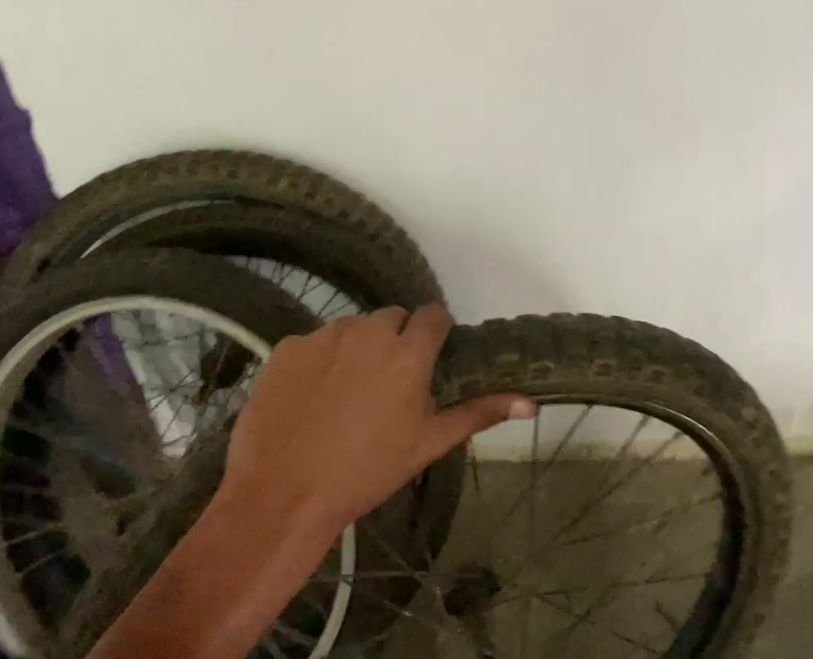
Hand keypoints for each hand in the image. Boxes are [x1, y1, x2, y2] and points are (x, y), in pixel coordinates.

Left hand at [216, 304, 533, 538]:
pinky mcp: (286, 348)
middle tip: (389, 383)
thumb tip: (531, 403)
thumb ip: (479, 413)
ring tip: (348, 394)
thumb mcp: (428, 444)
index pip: (433, 315)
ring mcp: (323, 336)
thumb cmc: (366, 473)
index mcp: (408, 352)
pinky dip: (319, 361)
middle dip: (396, 340)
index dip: (436, 333)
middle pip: (393, 317)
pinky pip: (314, 343)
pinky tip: (312, 399)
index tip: (430, 358)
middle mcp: (368, 332)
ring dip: (358, 348)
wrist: (281, 497)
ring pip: (353, 327)